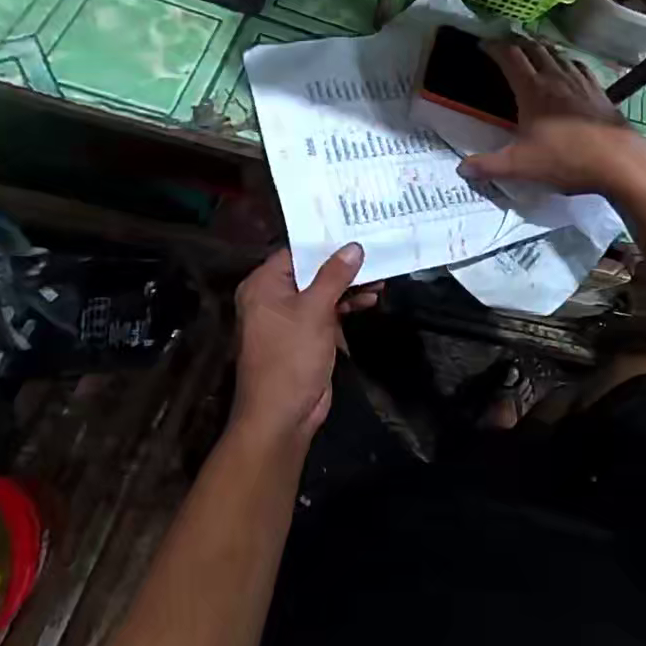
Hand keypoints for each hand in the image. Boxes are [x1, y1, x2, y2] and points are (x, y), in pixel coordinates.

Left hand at [232, 245, 378, 444]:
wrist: (282, 415)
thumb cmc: (291, 356)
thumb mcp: (314, 310)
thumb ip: (335, 275)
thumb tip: (354, 246)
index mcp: (263, 285)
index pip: (296, 251)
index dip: (326, 241)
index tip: (356, 230)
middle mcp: (273, 297)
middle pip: (312, 271)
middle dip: (344, 265)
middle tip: (376, 250)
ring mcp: (290, 318)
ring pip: (323, 291)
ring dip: (350, 285)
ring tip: (381, 276)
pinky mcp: (305, 336)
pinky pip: (327, 311)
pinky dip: (346, 305)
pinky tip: (370, 299)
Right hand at [458, 37, 642, 193]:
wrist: (618, 161)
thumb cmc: (566, 159)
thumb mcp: (521, 165)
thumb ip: (489, 166)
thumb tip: (462, 169)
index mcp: (532, 89)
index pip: (509, 57)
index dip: (493, 47)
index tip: (482, 43)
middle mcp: (556, 78)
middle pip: (534, 49)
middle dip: (517, 43)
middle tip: (505, 43)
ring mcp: (581, 82)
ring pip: (558, 54)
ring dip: (542, 49)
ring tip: (533, 49)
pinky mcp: (599, 92)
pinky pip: (580, 67)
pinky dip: (568, 62)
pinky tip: (569, 67)